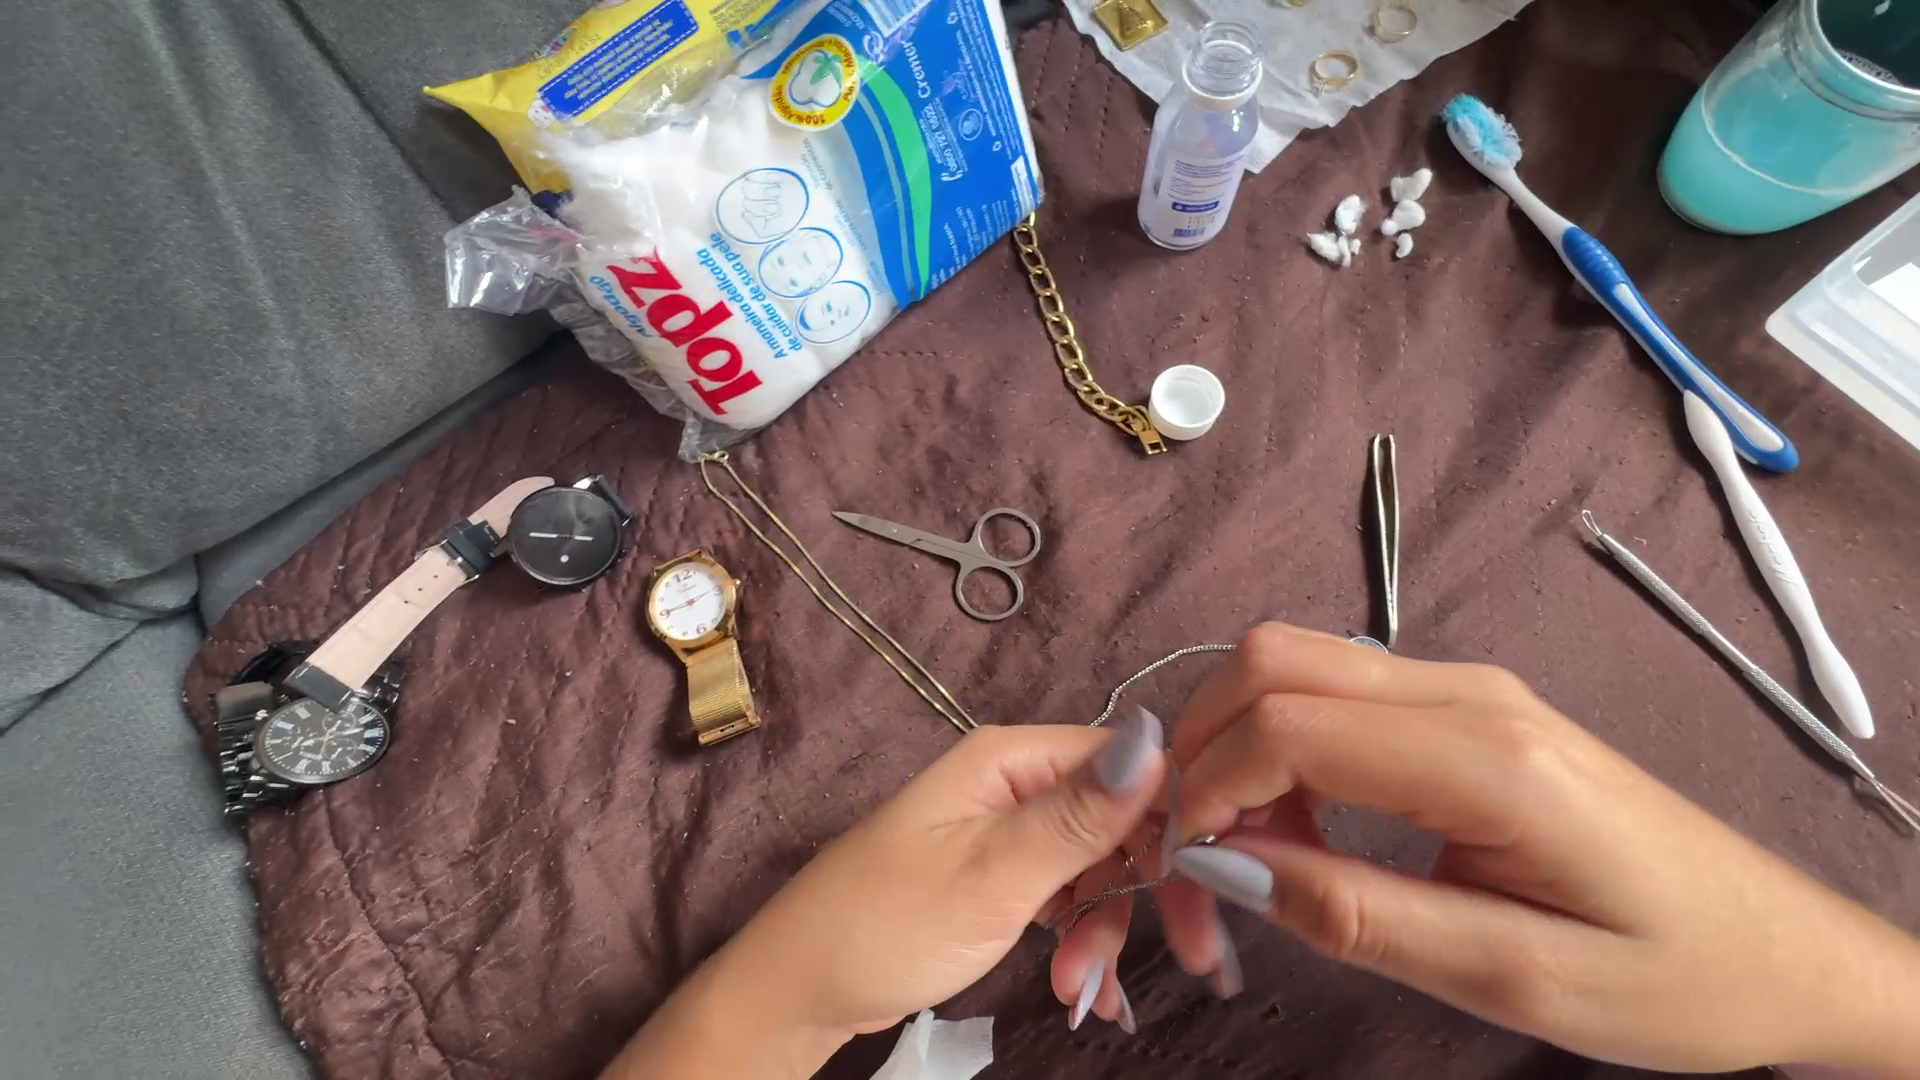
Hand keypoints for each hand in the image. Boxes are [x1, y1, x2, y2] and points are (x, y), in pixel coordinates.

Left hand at [602, 712, 1166, 1079]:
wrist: (800, 986)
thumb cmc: (888, 923)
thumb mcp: (993, 875)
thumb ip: (1077, 815)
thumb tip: (1153, 738)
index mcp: (1009, 758)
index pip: (1121, 759)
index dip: (1172, 814)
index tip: (1210, 883)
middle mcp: (1012, 781)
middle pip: (1116, 814)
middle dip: (1146, 885)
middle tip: (1191, 955)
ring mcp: (1006, 827)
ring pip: (1095, 861)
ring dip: (1104, 926)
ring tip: (1079, 988)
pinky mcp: (1000, 870)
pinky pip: (1065, 891)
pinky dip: (1081, 936)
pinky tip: (1082, 986)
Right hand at [1132, 622, 1919, 1075]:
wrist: (1782, 944)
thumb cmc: (1668, 976)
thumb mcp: (1514, 981)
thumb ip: (1354, 916)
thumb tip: (1222, 864)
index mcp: (1485, 757)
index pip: (1291, 725)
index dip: (1210, 781)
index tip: (1182, 855)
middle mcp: (1459, 688)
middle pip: (1272, 658)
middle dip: (1199, 737)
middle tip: (1193, 831)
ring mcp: (1454, 679)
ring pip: (1287, 658)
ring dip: (1231, 733)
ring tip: (1246, 831)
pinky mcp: (1448, 694)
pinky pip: (1321, 683)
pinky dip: (1270, 735)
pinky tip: (1296, 811)